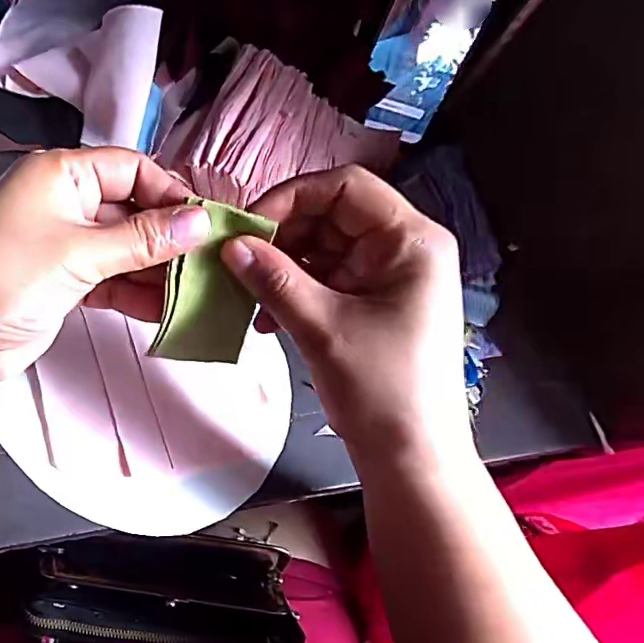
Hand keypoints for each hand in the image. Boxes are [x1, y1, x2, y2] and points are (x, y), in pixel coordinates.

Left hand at [0, 149, 207, 381]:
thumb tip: (197, 222)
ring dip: (157, 269)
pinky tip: (165, 307)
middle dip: (168, 236)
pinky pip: (114, 278)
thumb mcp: (79, 252)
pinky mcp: (66, 281)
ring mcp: (64, 244)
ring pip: (126, 248)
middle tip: (205, 259)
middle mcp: (63, 203)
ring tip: (194, 288)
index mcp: (59, 174)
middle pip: (132, 209)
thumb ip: (143, 238)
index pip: (131, 168)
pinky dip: (137, 292)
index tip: (202, 222)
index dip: (170, 193)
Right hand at [224, 166, 468, 459]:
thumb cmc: (383, 390)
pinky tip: (268, 318)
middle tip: (240, 263)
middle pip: (332, 216)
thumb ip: (275, 280)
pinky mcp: (374, 305)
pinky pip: (328, 281)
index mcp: (411, 241)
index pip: (346, 187)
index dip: (292, 198)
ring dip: (283, 269)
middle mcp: (405, 250)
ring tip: (250, 297)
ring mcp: (390, 279)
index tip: (249, 228)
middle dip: (283, 239)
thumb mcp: (323, 328)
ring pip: (325, 250)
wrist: (410, 455)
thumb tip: (232, 245)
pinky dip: (295, 292)